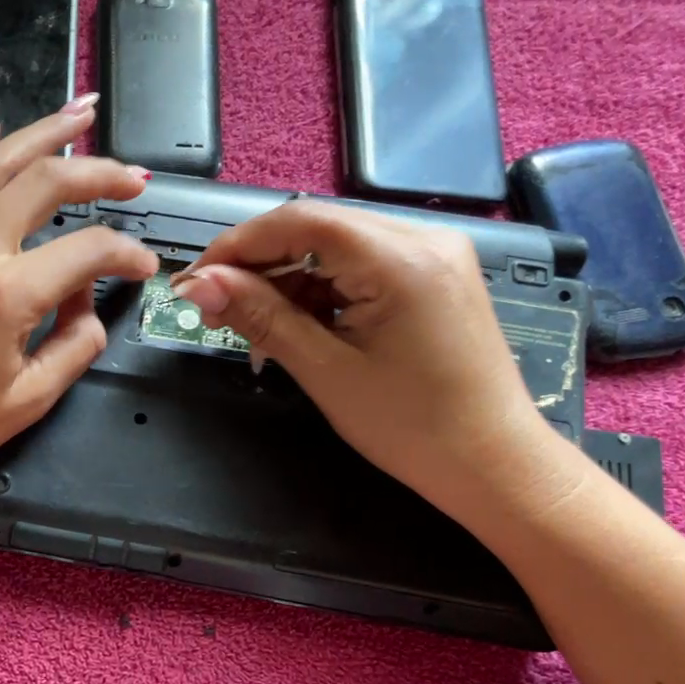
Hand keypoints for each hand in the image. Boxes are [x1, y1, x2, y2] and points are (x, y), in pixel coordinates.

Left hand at [0, 96, 157, 493]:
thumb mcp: (29, 400)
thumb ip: (75, 345)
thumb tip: (89, 304)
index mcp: (6, 294)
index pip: (88, 250)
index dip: (128, 254)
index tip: (145, 268)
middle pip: (45, 181)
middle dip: (99, 172)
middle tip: (133, 177)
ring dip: (41, 133)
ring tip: (82, 111)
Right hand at [171, 200, 568, 509]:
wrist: (492, 463)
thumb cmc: (410, 426)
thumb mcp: (324, 370)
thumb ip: (260, 316)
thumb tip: (197, 285)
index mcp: (401, 258)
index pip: (299, 220)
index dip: (236, 245)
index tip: (192, 281)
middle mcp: (424, 237)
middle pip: (315, 227)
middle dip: (256, 264)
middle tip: (213, 308)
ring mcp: (433, 254)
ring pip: (333, 246)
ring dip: (284, 279)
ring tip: (253, 327)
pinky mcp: (432, 275)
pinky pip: (358, 265)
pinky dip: (317, 290)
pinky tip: (295, 326)